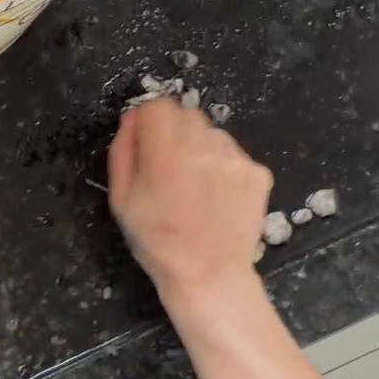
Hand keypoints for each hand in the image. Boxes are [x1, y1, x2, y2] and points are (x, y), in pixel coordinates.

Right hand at [108, 100, 272, 308]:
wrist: (207, 271)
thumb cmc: (155, 240)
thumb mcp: (121, 200)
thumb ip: (123, 153)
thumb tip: (131, 119)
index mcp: (166, 155)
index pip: (158, 106)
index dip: (147, 120)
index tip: (144, 140)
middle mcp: (205, 148)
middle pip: (186, 114)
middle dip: (172, 133)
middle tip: (166, 167)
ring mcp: (236, 159)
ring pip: (211, 133)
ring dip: (197, 149)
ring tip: (191, 185)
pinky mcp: (257, 172)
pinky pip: (232, 154)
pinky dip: (219, 167)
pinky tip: (212, 195)